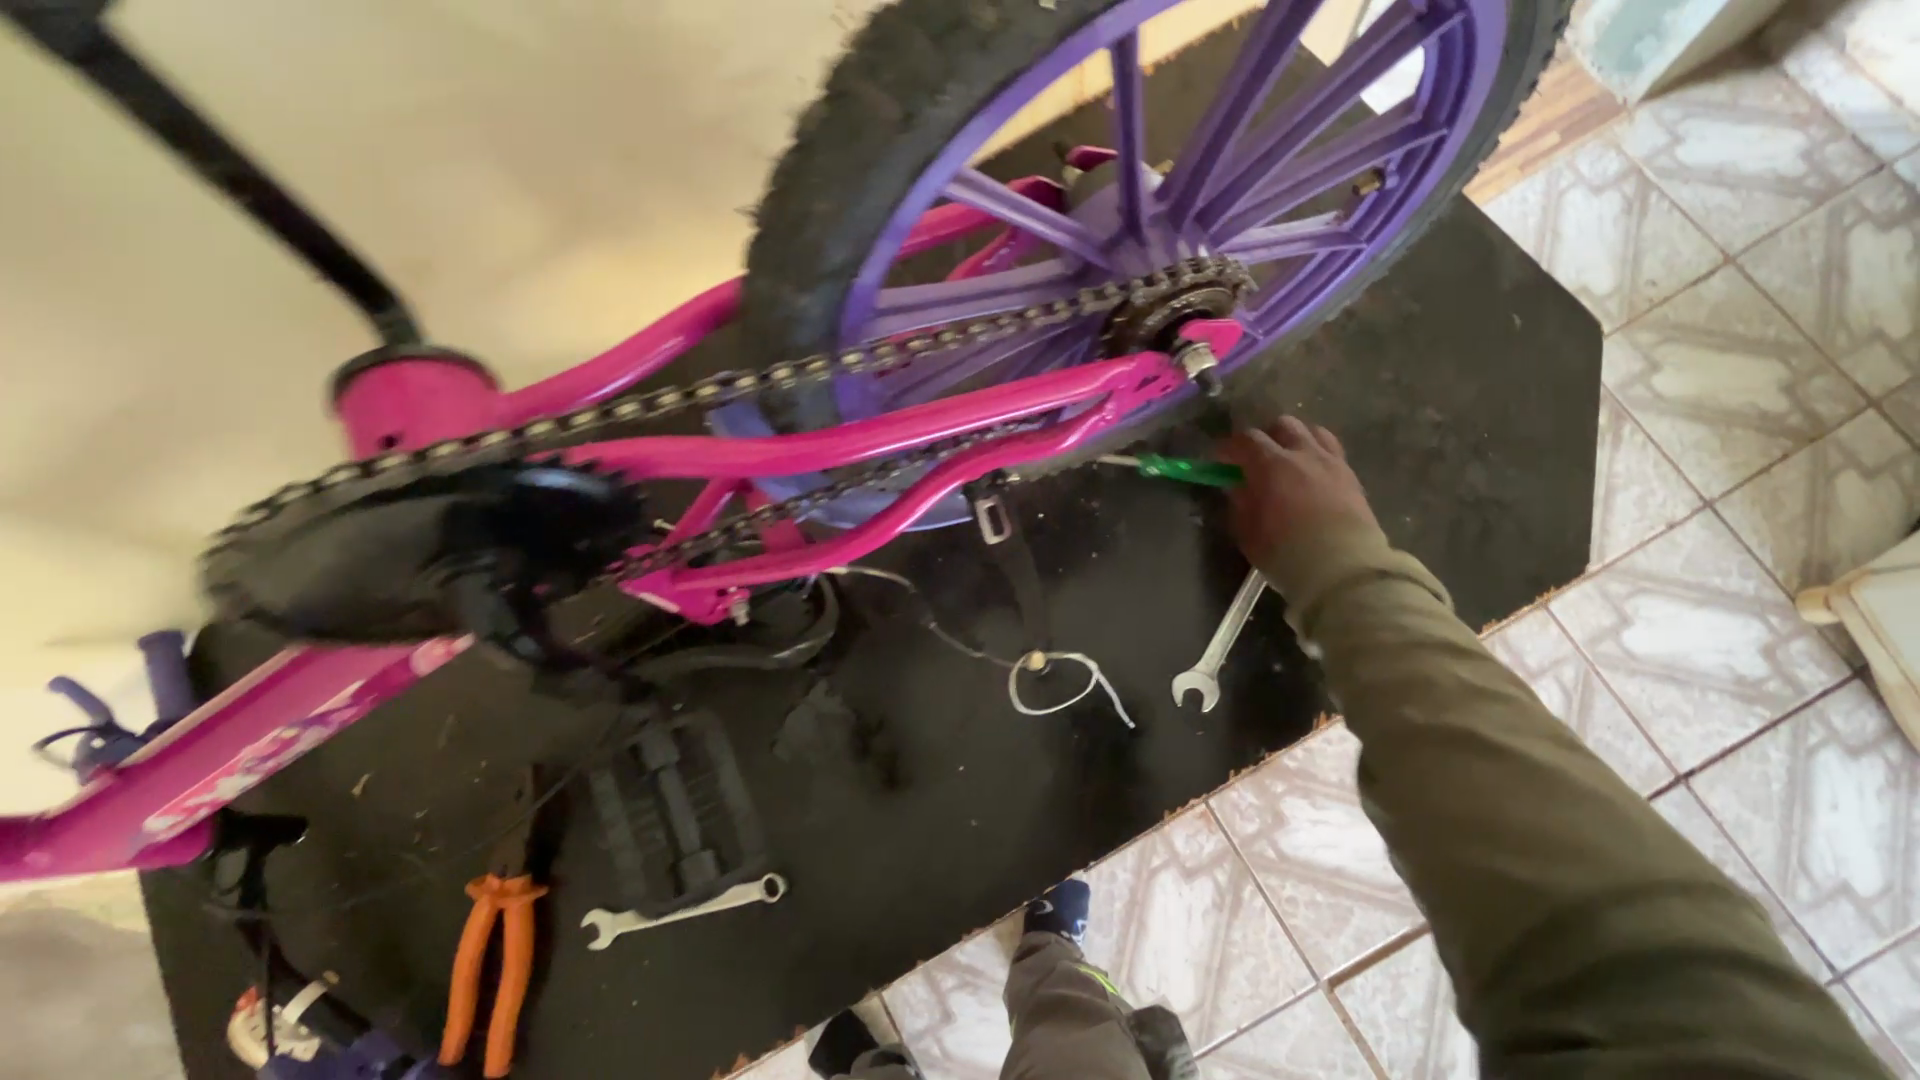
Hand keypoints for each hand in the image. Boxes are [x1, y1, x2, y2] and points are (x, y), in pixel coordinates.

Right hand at [1219, 417, 1379, 561]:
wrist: (1342, 568)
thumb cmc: (1285, 551)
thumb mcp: (1247, 532)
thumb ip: (1240, 503)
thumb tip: (1238, 487)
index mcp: (1271, 464)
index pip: (1245, 440)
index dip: (1228, 448)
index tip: (1220, 460)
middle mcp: (1303, 454)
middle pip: (1282, 426)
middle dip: (1265, 437)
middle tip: (1256, 460)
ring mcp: (1332, 462)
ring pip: (1312, 432)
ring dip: (1296, 440)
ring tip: (1289, 461)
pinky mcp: (1352, 477)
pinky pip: (1332, 452)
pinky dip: (1317, 456)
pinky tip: (1313, 476)